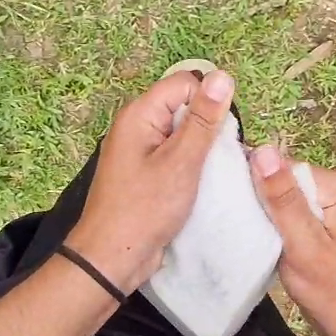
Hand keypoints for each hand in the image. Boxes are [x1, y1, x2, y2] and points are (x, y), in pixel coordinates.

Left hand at [64, 69, 235, 292]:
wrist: (112, 258)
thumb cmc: (145, 209)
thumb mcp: (181, 162)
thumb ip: (203, 120)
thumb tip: (223, 77)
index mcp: (139, 115)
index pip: (185, 83)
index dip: (210, 101)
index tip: (222, 134)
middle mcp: (137, 126)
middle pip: (184, 107)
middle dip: (208, 126)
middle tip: (219, 157)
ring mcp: (140, 151)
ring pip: (183, 134)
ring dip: (202, 149)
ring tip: (214, 172)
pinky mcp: (146, 173)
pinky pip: (175, 156)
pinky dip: (192, 165)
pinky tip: (204, 184)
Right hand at [248, 145, 335, 335]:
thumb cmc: (328, 288)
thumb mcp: (302, 243)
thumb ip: (284, 199)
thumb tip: (263, 150)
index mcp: (335, 186)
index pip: (283, 166)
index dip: (257, 183)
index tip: (237, 205)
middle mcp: (333, 187)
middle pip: (281, 178)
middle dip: (260, 198)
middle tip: (241, 222)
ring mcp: (325, 204)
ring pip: (280, 195)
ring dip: (263, 212)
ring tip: (248, 229)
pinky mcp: (315, 220)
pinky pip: (285, 210)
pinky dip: (271, 222)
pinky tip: (260, 236)